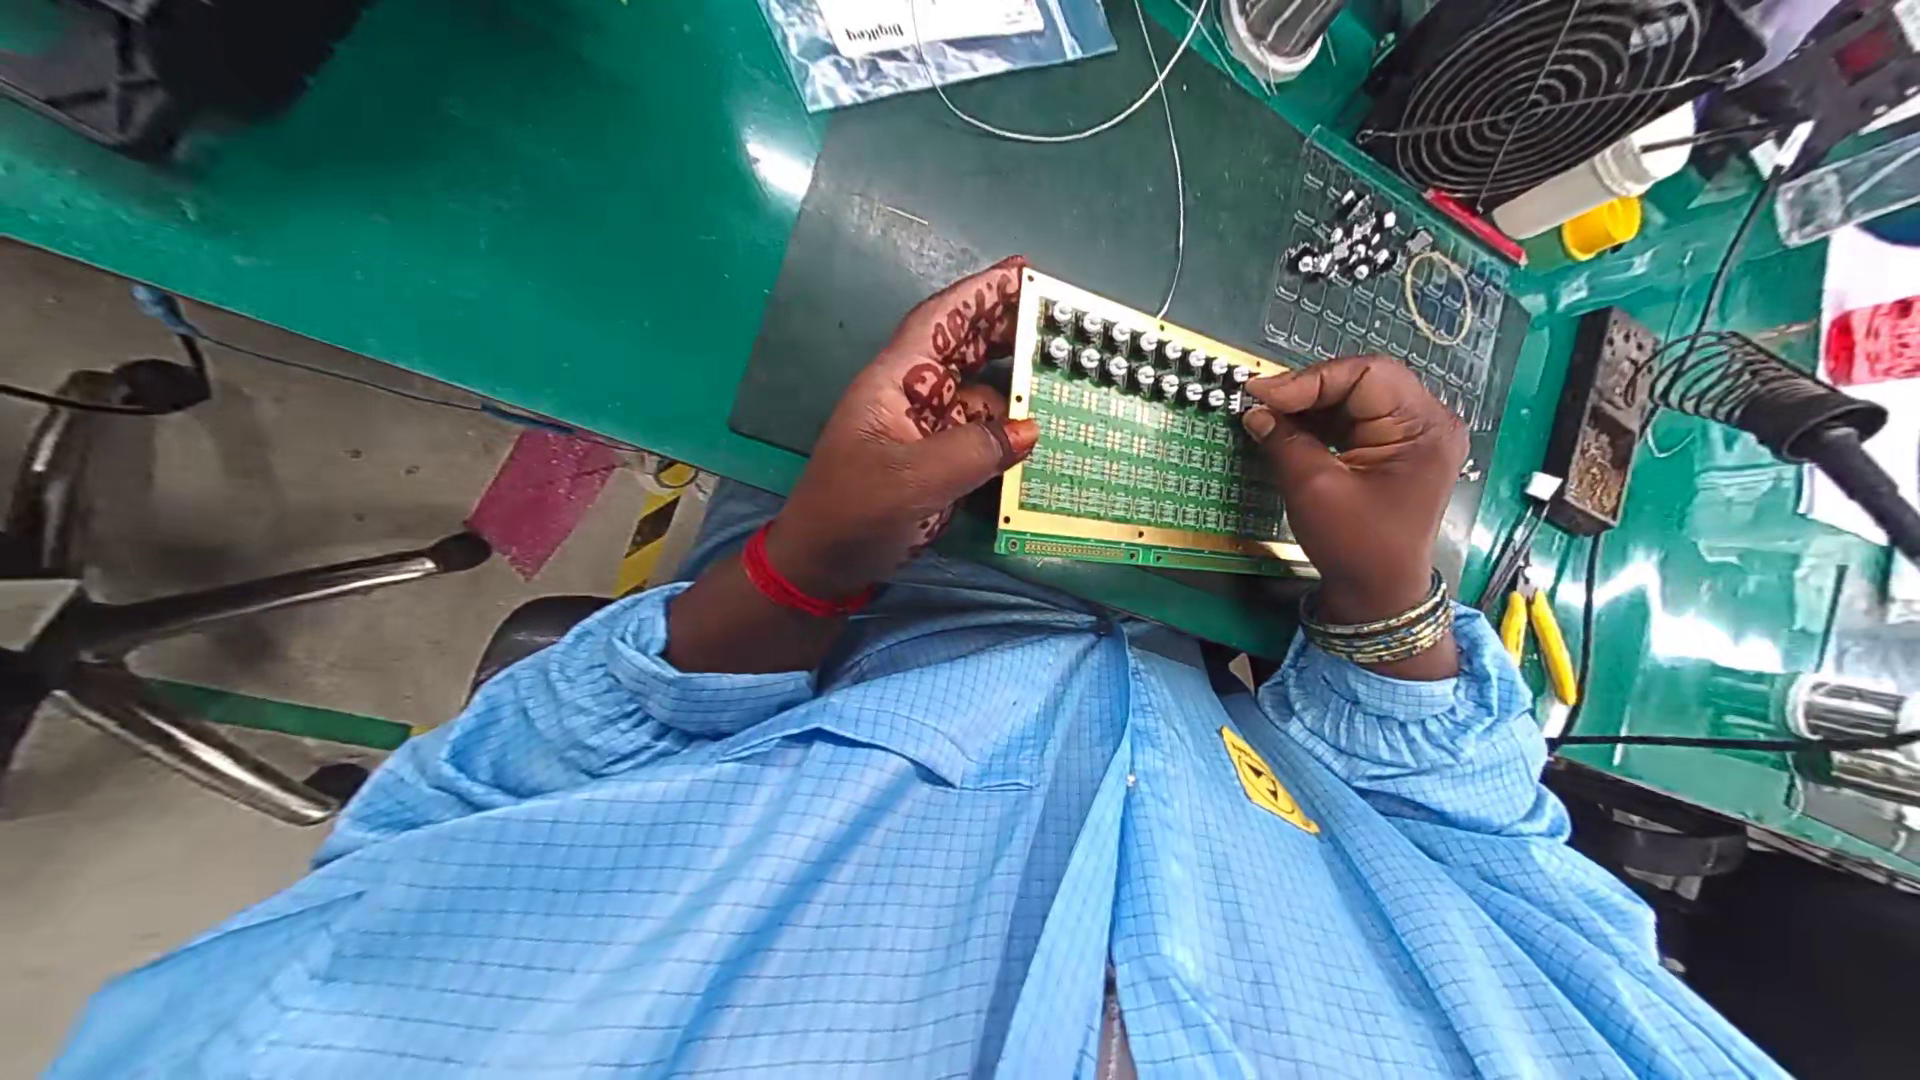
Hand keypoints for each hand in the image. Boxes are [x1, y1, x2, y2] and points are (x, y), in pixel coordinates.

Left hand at [765, 256, 1039, 598]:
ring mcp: (925, 433)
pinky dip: (1006, 435)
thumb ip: (974, 451)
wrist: (824, 565)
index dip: (978, 293)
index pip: (938, 322)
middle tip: (1056, 324)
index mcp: (893, 384)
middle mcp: (911, 399)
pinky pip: (978, 438)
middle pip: (962, 352)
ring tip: (1057, 382)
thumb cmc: (852, 513)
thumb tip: (1030, 430)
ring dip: (1013, 390)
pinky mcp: (936, 465)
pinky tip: (1035, 438)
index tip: (1022, 270)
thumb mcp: (911, 480)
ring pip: (976, 396)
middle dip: (1004, 332)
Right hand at [1241, 355, 1465, 625]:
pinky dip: (1318, 420)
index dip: (1309, 379)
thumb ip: (1285, 441)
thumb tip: (1256, 412)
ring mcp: (1410, 435)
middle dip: (1308, 389)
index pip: (1366, 374)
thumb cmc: (1355, 544)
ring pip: (1353, 397)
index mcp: (1423, 427)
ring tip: (1269, 414)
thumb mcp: (1314, 489)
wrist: (1376, 591)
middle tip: (1262, 403)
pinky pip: (1351, 419)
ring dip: (1309, 404)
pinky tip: (1288, 427)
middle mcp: (1426, 422)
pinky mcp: (1390, 449)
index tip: (1262, 394)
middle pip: (1362, 380)